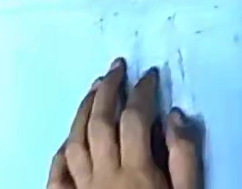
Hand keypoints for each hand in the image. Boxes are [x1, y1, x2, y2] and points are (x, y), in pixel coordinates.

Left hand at [49, 59, 200, 188]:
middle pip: (100, 121)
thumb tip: (174, 114)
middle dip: (109, 88)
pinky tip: (68, 139)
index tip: (151, 73)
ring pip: (75, 142)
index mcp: (136, 174)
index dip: (143, 90)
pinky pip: (56, 179)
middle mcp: (104, 177)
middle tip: (118, 64)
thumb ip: (185, 159)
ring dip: (83, 109)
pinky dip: (61, 154)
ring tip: (95, 87)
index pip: (136, 117)